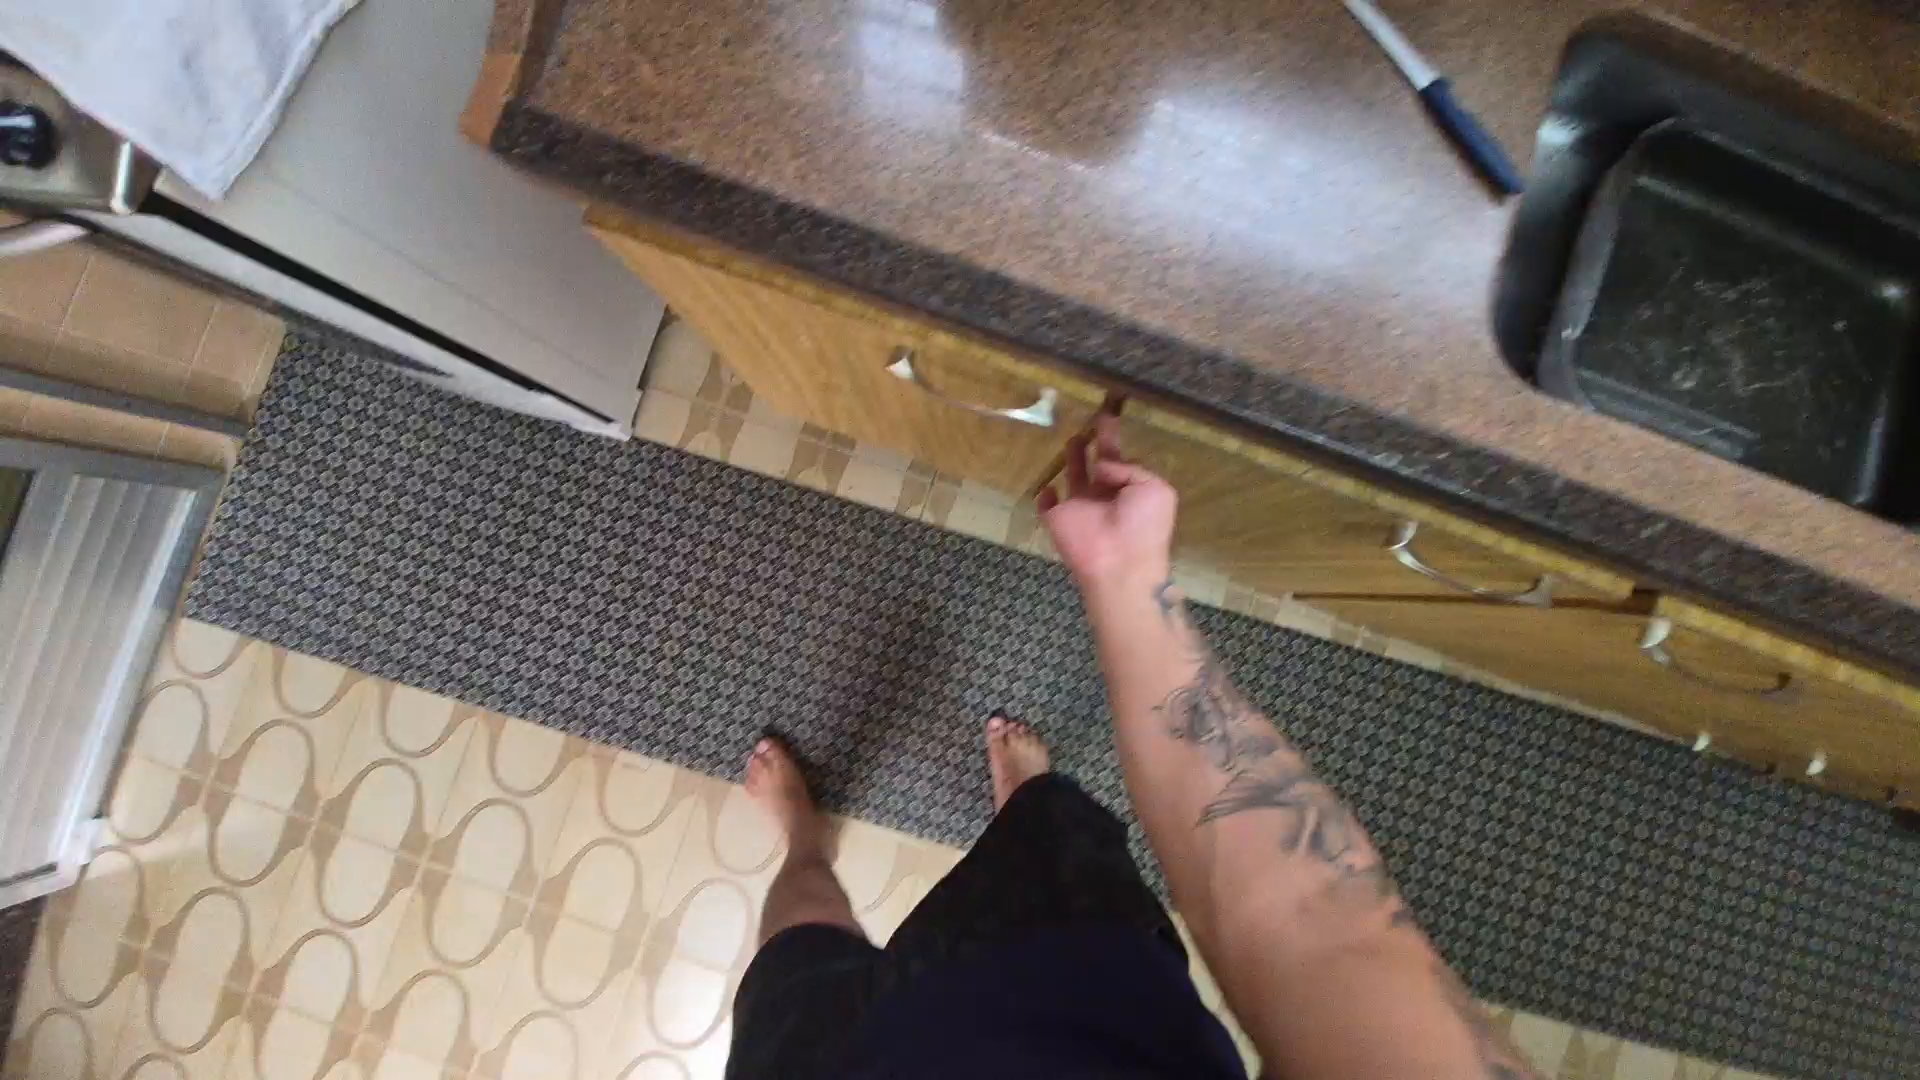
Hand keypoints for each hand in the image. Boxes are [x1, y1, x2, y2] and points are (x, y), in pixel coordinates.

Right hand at [1038, 414, 1178, 596]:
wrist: (1118, 562)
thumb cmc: (1143, 526)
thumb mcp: (1155, 489)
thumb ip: (1131, 468)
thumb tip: (1103, 463)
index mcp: (1129, 490)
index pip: (1120, 460)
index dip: (1114, 440)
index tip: (1109, 415)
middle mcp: (1105, 496)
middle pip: (1098, 465)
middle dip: (1096, 443)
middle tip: (1092, 418)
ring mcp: (1080, 508)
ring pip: (1074, 478)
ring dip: (1073, 459)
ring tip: (1073, 437)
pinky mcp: (1057, 517)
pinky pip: (1047, 505)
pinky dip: (1045, 496)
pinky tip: (1048, 486)